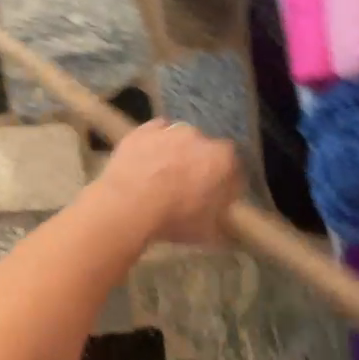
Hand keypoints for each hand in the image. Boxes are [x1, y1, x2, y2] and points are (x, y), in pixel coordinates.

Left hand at [96, 120, 241, 243]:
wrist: (126, 205)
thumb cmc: (172, 219)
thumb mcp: (208, 229)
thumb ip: (220, 215)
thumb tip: (219, 215)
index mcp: (224, 160)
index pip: (233, 169)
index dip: (224, 183)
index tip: (214, 195)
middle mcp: (200, 138)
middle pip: (205, 151)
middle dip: (199, 165)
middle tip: (185, 185)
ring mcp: (169, 131)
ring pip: (180, 138)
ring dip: (176, 151)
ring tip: (162, 172)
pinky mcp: (141, 130)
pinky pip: (154, 132)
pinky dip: (154, 142)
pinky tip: (146, 157)